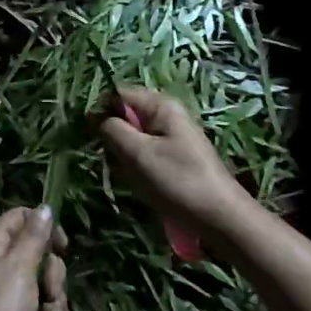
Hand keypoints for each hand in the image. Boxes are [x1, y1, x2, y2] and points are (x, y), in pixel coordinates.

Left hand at [0, 206, 67, 310]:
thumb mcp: (19, 270)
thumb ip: (35, 237)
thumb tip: (45, 207)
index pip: (21, 218)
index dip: (44, 227)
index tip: (63, 246)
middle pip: (38, 251)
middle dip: (52, 273)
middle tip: (51, 291)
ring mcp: (5, 293)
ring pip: (44, 282)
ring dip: (54, 300)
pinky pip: (41, 307)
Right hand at [98, 87, 255, 240]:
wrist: (219, 217)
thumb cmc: (177, 181)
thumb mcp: (138, 153)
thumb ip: (112, 130)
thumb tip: (96, 117)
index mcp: (161, 105)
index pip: (119, 94)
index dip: (101, 111)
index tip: (91, 135)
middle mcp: (168, 114)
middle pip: (126, 116)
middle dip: (114, 137)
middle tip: (115, 161)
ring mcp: (172, 136)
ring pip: (133, 138)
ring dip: (125, 156)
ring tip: (130, 176)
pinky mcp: (174, 156)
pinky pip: (145, 153)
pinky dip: (138, 167)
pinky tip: (142, 184)